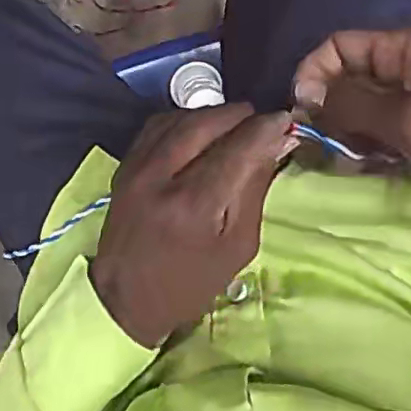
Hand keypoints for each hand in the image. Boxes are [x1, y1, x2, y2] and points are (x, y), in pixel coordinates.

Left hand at [92, 104, 297, 345]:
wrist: (124, 296)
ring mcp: (137, 167)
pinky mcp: (124, 165)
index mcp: (194, 205)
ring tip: (235, 125)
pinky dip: (184, 120)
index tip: (285, 121)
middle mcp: (161, 177)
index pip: (237, 148)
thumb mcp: (238, 246)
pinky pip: (157, 126)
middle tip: (261, 122)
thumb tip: (276, 143)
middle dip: (239, 115)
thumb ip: (255, 189)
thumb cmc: (190, 282)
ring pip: (179, 118)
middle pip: (205, 123)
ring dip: (212, 114)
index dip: (265, 128)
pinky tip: (200, 131)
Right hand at [292, 25, 410, 233]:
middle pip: (350, 76)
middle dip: (328, 107)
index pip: (340, 45)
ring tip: (344, 159)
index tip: (301, 112)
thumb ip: (355, 106)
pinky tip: (366, 166)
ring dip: (348, 131)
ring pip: (366, 107)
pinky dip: (371, 145)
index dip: (313, 73)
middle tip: (321, 145)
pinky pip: (388, 130)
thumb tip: (306, 96)